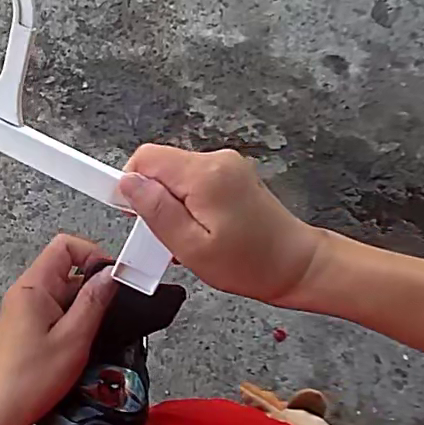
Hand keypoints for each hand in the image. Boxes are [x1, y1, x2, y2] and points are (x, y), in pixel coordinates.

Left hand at [0, 234, 118, 424]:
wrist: (1, 413)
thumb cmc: (31, 380)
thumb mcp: (75, 337)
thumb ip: (95, 301)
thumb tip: (111, 274)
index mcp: (33, 287)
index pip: (65, 246)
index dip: (93, 254)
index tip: (113, 276)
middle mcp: (25, 293)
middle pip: (66, 268)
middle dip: (92, 286)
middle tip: (110, 312)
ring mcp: (24, 310)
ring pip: (63, 292)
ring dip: (84, 307)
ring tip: (93, 333)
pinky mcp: (26, 327)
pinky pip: (55, 311)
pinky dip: (73, 321)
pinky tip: (80, 343)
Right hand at [119, 145, 325, 306]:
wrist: (296, 266)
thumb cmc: (250, 264)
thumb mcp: (191, 247)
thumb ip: (156, 211)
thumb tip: (127, 184)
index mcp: (205, 175)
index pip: (145, 158)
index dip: (130, 183)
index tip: (130, 211)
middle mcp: (217, 161)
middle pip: (160, 166)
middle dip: (152, 199)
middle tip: (163, 235)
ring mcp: (227, 166)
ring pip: (174, 176)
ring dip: (170, 205)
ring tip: (187, 237)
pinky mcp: (231, 175)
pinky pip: (193, 182)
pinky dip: (187, 205)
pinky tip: (199, 230)